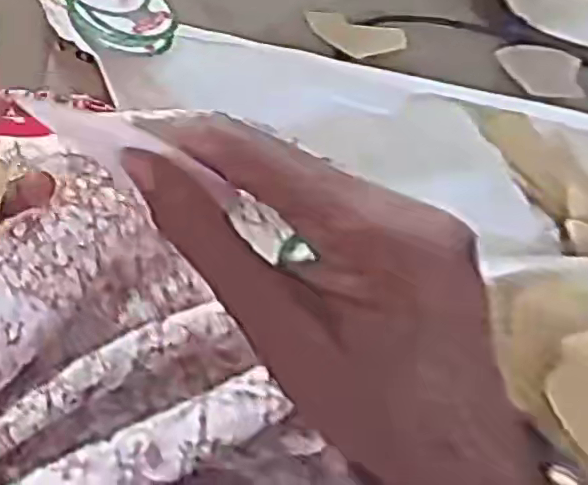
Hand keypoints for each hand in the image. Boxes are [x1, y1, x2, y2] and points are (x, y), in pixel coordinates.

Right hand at [119, 115, 542, 484]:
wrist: (464, 471)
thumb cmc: (367, 412)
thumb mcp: (271, 326)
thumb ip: (201, 233)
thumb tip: (139, 162)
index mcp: (376, 230)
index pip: (251, 150)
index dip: (178, 135)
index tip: (123, 139)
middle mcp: (401, 203)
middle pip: (270, 148)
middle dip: (195, 146)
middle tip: (136, 156)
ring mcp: (410, 208)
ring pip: (287, 159)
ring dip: (222, 161)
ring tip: (167, 172)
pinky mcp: (405, 219)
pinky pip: (309, 179)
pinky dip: (255, 179)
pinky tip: (223, 193)